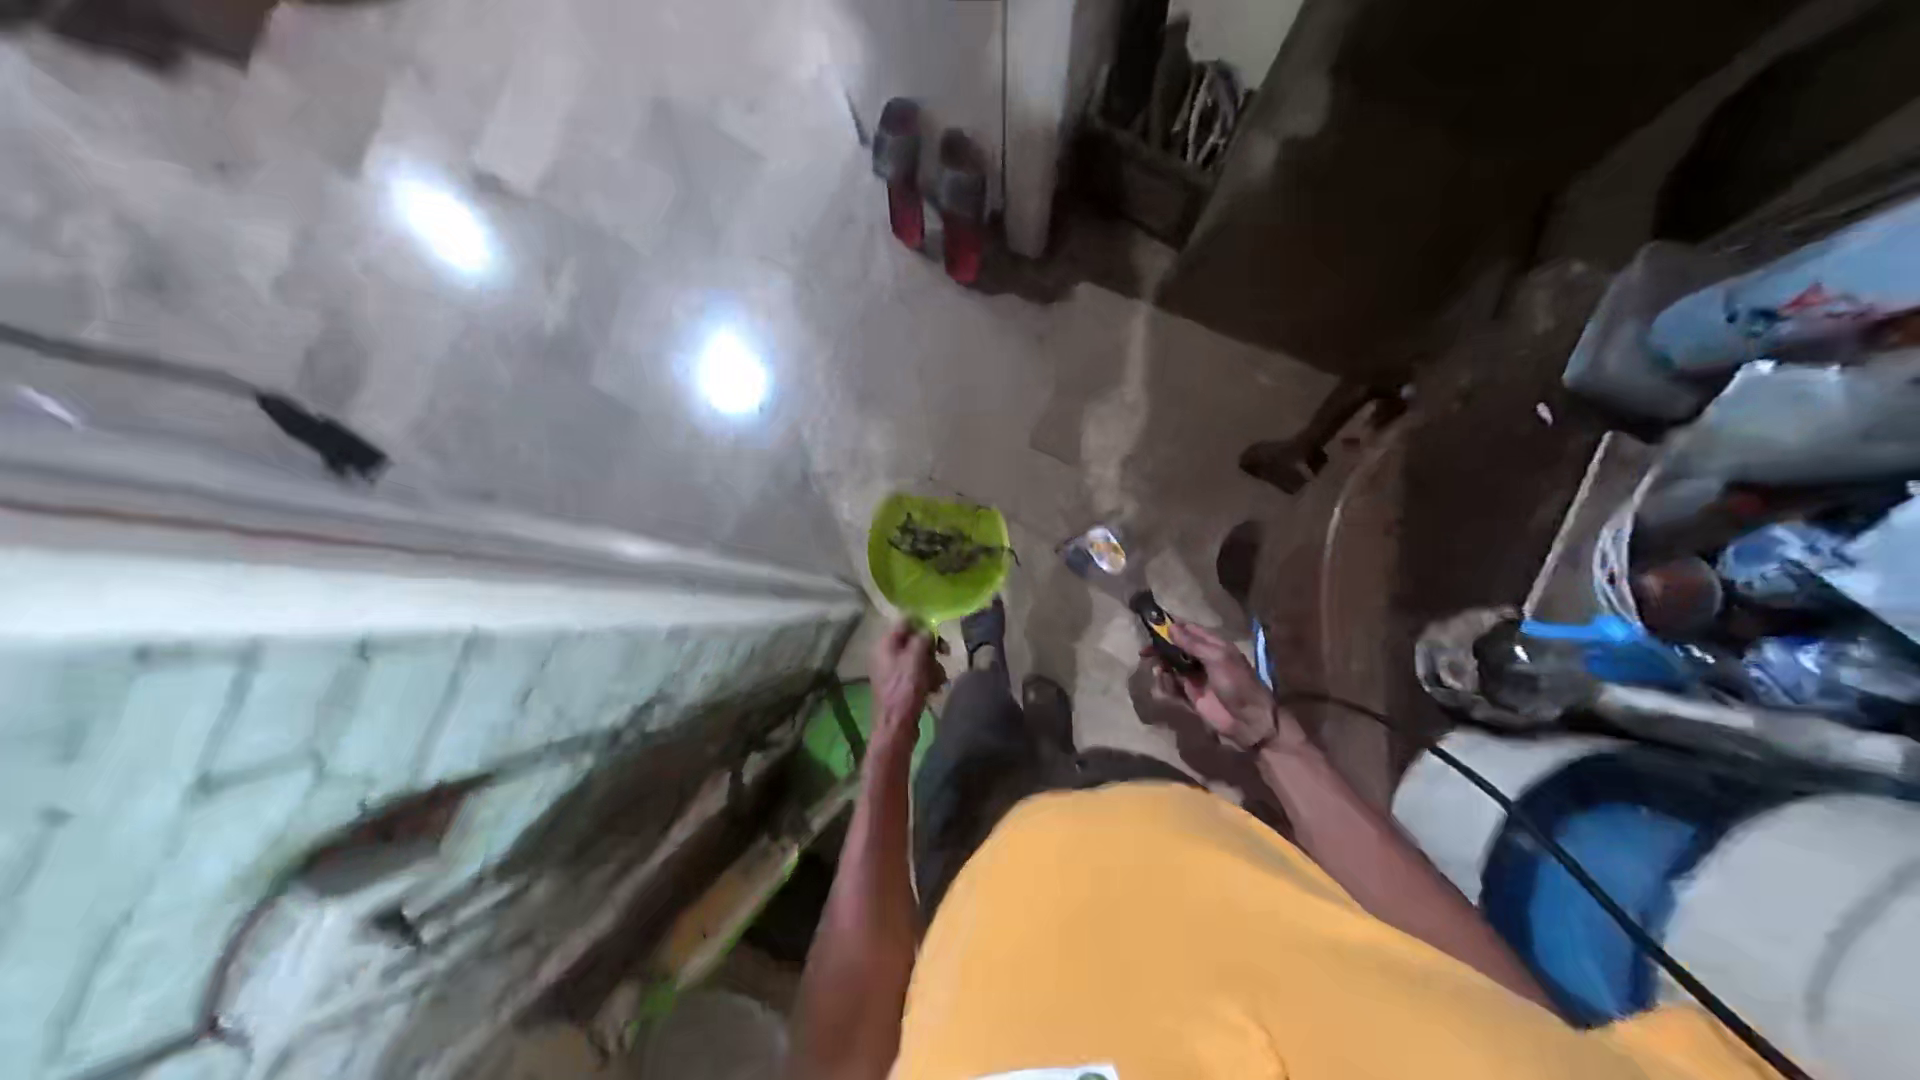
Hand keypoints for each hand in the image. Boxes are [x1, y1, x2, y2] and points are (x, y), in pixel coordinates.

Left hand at [869, 620, 945, 746]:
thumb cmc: (904, 690)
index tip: (938, 632)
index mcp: (885, 644)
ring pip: (918, 658)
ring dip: (932, 666)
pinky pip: (917, 673)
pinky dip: (927, 678)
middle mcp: (886, 654)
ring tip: (939, 680)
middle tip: (945, 655)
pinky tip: (934, 688)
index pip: (904, 621)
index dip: (923, 624)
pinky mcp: (899, 684)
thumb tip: (926, 631)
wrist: (896, 726)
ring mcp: (892, 670)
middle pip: (914, 641)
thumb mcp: (915, 659)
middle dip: (931, 650)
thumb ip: (922, 639)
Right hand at [1149, 620, 1304, 752]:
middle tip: (1145, 651)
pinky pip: (1173, 684)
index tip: (1151, 623)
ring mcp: (1196, 676)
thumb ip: (1193, 643)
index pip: (1189, 629)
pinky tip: (1164, 682)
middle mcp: (1203, 658)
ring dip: (1162, 665)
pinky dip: (1165, 682)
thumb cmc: (1237, 684)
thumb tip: (1171, 627)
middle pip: (1177, 646)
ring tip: (1158, 670)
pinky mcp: (1190, 693)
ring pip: (1172, 665)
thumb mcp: (1217, 659)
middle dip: (1161, 647)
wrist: (1249, 720)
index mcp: (1214, 645)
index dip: (1171, 625)